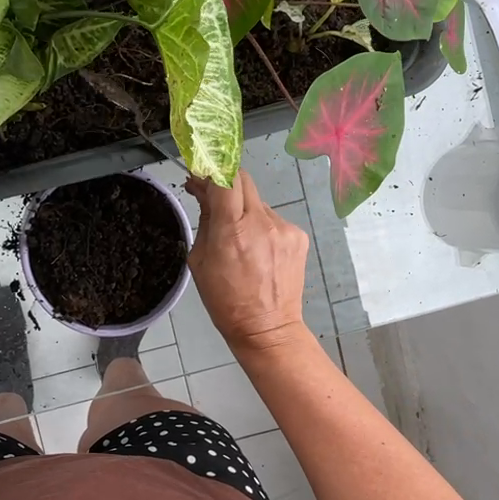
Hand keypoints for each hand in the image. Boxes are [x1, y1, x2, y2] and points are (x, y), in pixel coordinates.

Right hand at [184, 171, 311, 353]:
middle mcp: (260, 222)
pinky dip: (261, 227)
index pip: (224, 179)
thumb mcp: (200, 261)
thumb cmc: (226, 300)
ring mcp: (284, 228)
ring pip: (258, 202)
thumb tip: (203, 193)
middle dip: (226, 184)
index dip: (211, 170)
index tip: (200, 174)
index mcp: (231, 230)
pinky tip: (257, 250)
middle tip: (213, 197)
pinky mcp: (298, 237)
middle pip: (244, 180)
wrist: (267, 328)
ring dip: (244, 210)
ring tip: (239, 240)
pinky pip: (273, 220)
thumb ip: (204, 220)